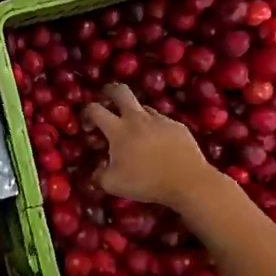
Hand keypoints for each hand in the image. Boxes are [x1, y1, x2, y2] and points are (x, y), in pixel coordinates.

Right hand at [83, 84, 224, 210]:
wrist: (189, 181)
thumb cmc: (146, 181)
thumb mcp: (113, 184)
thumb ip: (99, 176)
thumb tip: (95, 172)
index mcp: (118, 130)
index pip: (95, 109)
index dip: (87, 113)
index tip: (88, 126)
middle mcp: (137, 118)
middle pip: (121, 91)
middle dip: (110, 91)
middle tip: (106, 97)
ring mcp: (160, 120)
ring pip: (143, 106)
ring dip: (134, 112)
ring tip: (134, 128)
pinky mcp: (177, 126)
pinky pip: (161, 121)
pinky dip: (154, 127)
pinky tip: (158, 143)